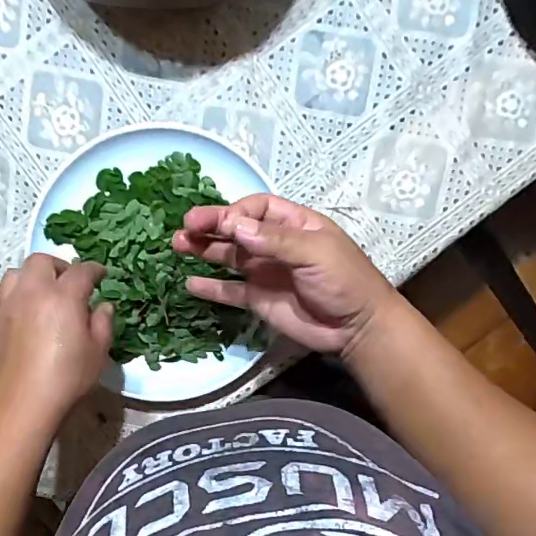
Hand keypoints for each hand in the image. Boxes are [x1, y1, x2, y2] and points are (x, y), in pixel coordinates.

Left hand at [0, 254, 112, 426]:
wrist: (23, 403)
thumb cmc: (67, 379)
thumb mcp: (98, 353)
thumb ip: (103, 323)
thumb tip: (103, 306)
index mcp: (62, 297)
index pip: (81, 271)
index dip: (94, 270)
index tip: (102, 275)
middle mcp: (33, 293)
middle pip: (42, 261)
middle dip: (60, 266)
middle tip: (73, 282)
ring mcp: (9, 305)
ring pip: (18, 273)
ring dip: (35, 276)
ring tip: (47, 293)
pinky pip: (8, 294)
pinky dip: (23, 294)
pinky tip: (32, 314)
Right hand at [173, 194, 401, 356]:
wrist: (357, 327)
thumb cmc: (345, 281)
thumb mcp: (315, 253)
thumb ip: (275, 241)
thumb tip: (235, 226)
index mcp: (295, 225)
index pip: (258, 208)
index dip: (235, 212)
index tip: (218, 222)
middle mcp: (276, 246)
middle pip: (237, 231)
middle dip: (211, 227)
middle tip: (184, 228)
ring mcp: (266, 273)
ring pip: (229, 258)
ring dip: (205, 251)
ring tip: (178, 246)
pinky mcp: (260, 300)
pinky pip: (231, 291)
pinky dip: (212, 288)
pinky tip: (191, 283)